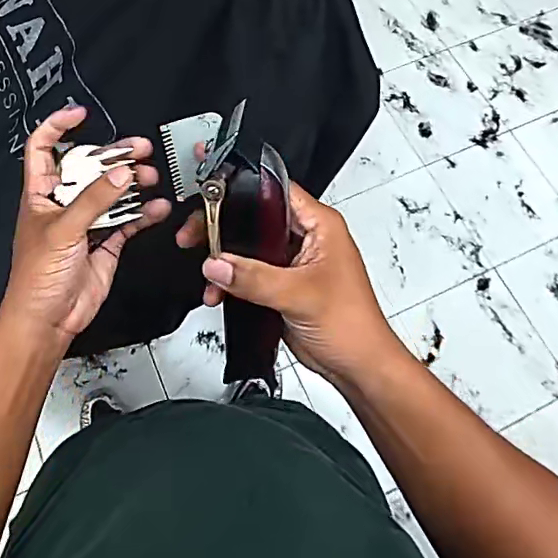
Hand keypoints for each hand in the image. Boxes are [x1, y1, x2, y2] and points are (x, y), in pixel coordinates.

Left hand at [0, 106, 171, 343]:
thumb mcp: (62, 230)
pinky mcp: (105, 242)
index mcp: (41, 195)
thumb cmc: (35, 280)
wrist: (48, 320)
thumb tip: (119, 173)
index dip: (58, 127)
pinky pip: (129, 220)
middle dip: (113, 155)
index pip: (44, 149)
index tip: (79, 115)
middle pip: (90, 168)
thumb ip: (94, 199)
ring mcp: (86, 222)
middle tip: (137, 148)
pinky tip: (158, 207)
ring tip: (150, 175)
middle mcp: (64, 204)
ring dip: (133, 182)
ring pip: (113, 192)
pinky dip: (145, 213)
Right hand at [198, 182, 405, 385]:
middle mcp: (308, 238)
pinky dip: (233, 281)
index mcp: (321, 225)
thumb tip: (218, 265)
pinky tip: (220, 292)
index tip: (214, 200)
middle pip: (257, 218)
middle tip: (200, 237)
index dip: (243, 191)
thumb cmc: (353, 325)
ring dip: (227, 260)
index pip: (276, 191)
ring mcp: (295, 261)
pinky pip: (250, 273)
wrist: (358, 365)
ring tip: (210, 273)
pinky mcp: (284, 283)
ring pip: (251, 248)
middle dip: (226, 229)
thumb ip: (254, 278)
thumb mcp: (299, 295)